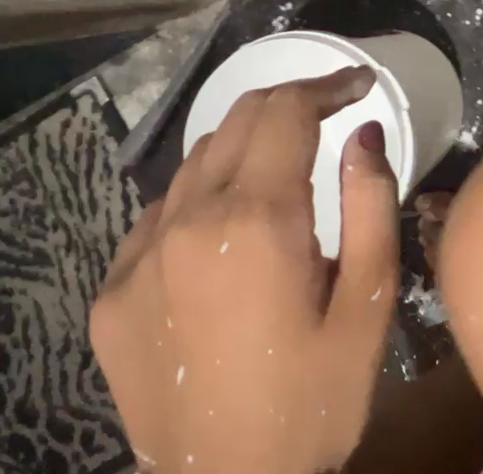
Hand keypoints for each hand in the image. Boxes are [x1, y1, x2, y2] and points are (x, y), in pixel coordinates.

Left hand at [91, 67, 397, 473]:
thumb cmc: (317, 396)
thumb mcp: (371, 300)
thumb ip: (370, 203)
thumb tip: (363, 132)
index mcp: (256, 221)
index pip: (287, 113)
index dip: (328, 86)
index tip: (361, 84)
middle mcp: (187, 223)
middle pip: (238, 121)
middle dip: (291, 102)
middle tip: (334, 108)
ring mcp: (137, 259)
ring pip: (197, 161)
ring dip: (248, 144)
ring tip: (290, 161)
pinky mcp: (111, 293)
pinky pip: (160, 212)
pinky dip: (204, 192)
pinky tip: (231, 222)